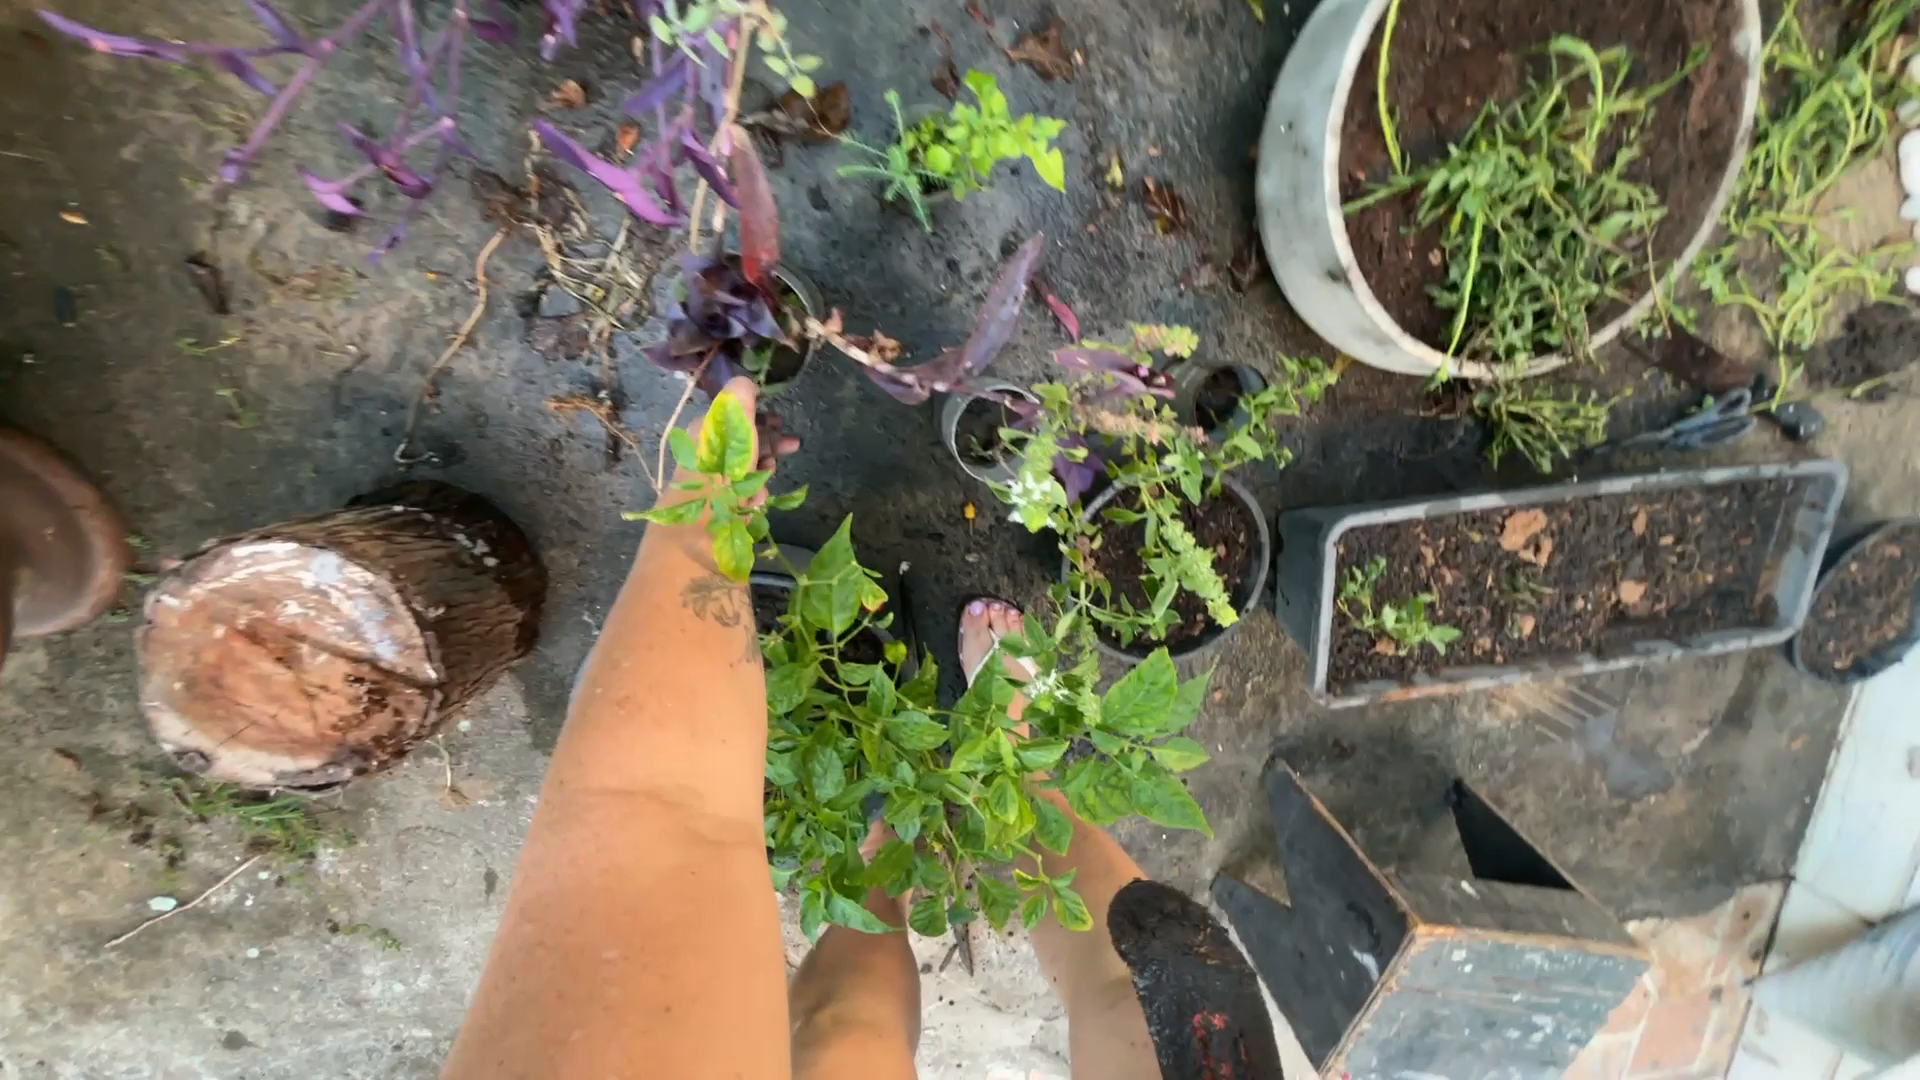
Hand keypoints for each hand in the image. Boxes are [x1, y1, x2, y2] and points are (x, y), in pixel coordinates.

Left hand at [673, 376, 800, 506]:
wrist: (704, 523)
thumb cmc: (722, 467)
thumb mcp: (733, 419)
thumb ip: (741, 394)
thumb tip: (749, 382)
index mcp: (707, 428)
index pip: (737, 416)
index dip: (760, 415)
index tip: (779, 421)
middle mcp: (711, 451)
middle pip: (748, 440)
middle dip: (771, 441)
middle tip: (792, 444)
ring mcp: (718, 477)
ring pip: (751, 466)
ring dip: (766, 467)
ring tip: (771, 471)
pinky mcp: (725, 501)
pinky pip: (747, 490)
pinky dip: (755, 490)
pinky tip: (755, 495)